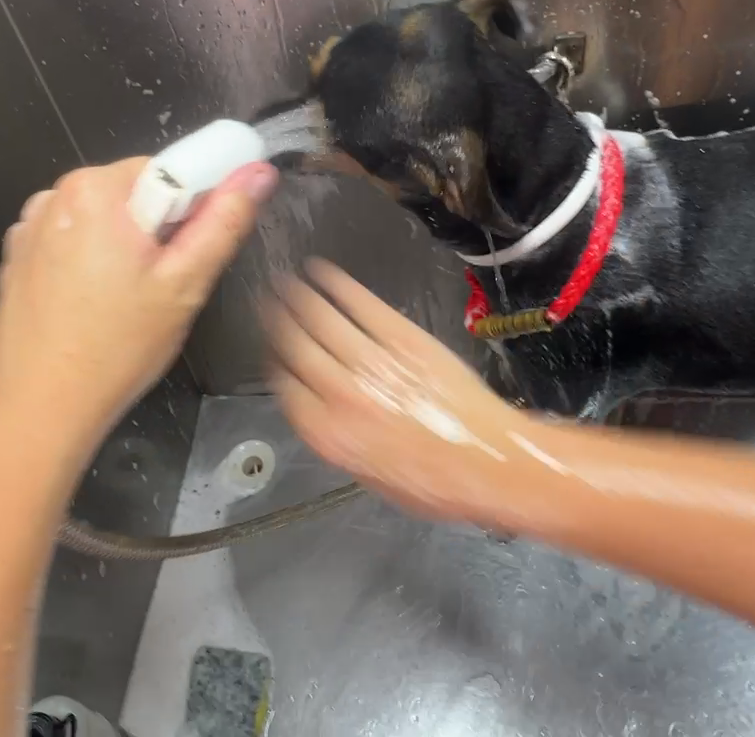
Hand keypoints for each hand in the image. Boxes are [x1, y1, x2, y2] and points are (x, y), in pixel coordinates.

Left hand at [0, 156, 276, 453]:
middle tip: (166, 285)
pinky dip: (90, 263)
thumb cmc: (116, 348)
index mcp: (95, 189)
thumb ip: (225, 221)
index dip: (192, 207)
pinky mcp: (17, 259)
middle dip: (158, 231)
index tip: (194, 251)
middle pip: (133, 193)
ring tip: (128, 303)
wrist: (35, 412)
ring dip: (125, 247)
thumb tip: (259, 172)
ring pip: (104, 220)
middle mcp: (54, 195)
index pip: (167, 168)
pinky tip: (93, 308)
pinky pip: (72, 242)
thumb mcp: (185, 284)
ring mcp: (29, 228)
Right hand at [264, 259, 527, 522]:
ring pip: (320, 319)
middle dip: (275, 320)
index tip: (270, 348)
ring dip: (297, 296)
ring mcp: (370, 361)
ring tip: (285, 280)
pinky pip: (359, 304)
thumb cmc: (432, 483)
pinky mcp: (400, 336)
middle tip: (265, 299)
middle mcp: (340, 394)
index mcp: (328, 434)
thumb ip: (336, 441)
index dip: (273, 362)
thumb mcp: (369, 478)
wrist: (489, 462)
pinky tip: (321, 271)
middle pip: (295, 346)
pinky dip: (337, 285)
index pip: (284, 387)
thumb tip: (321, 411)